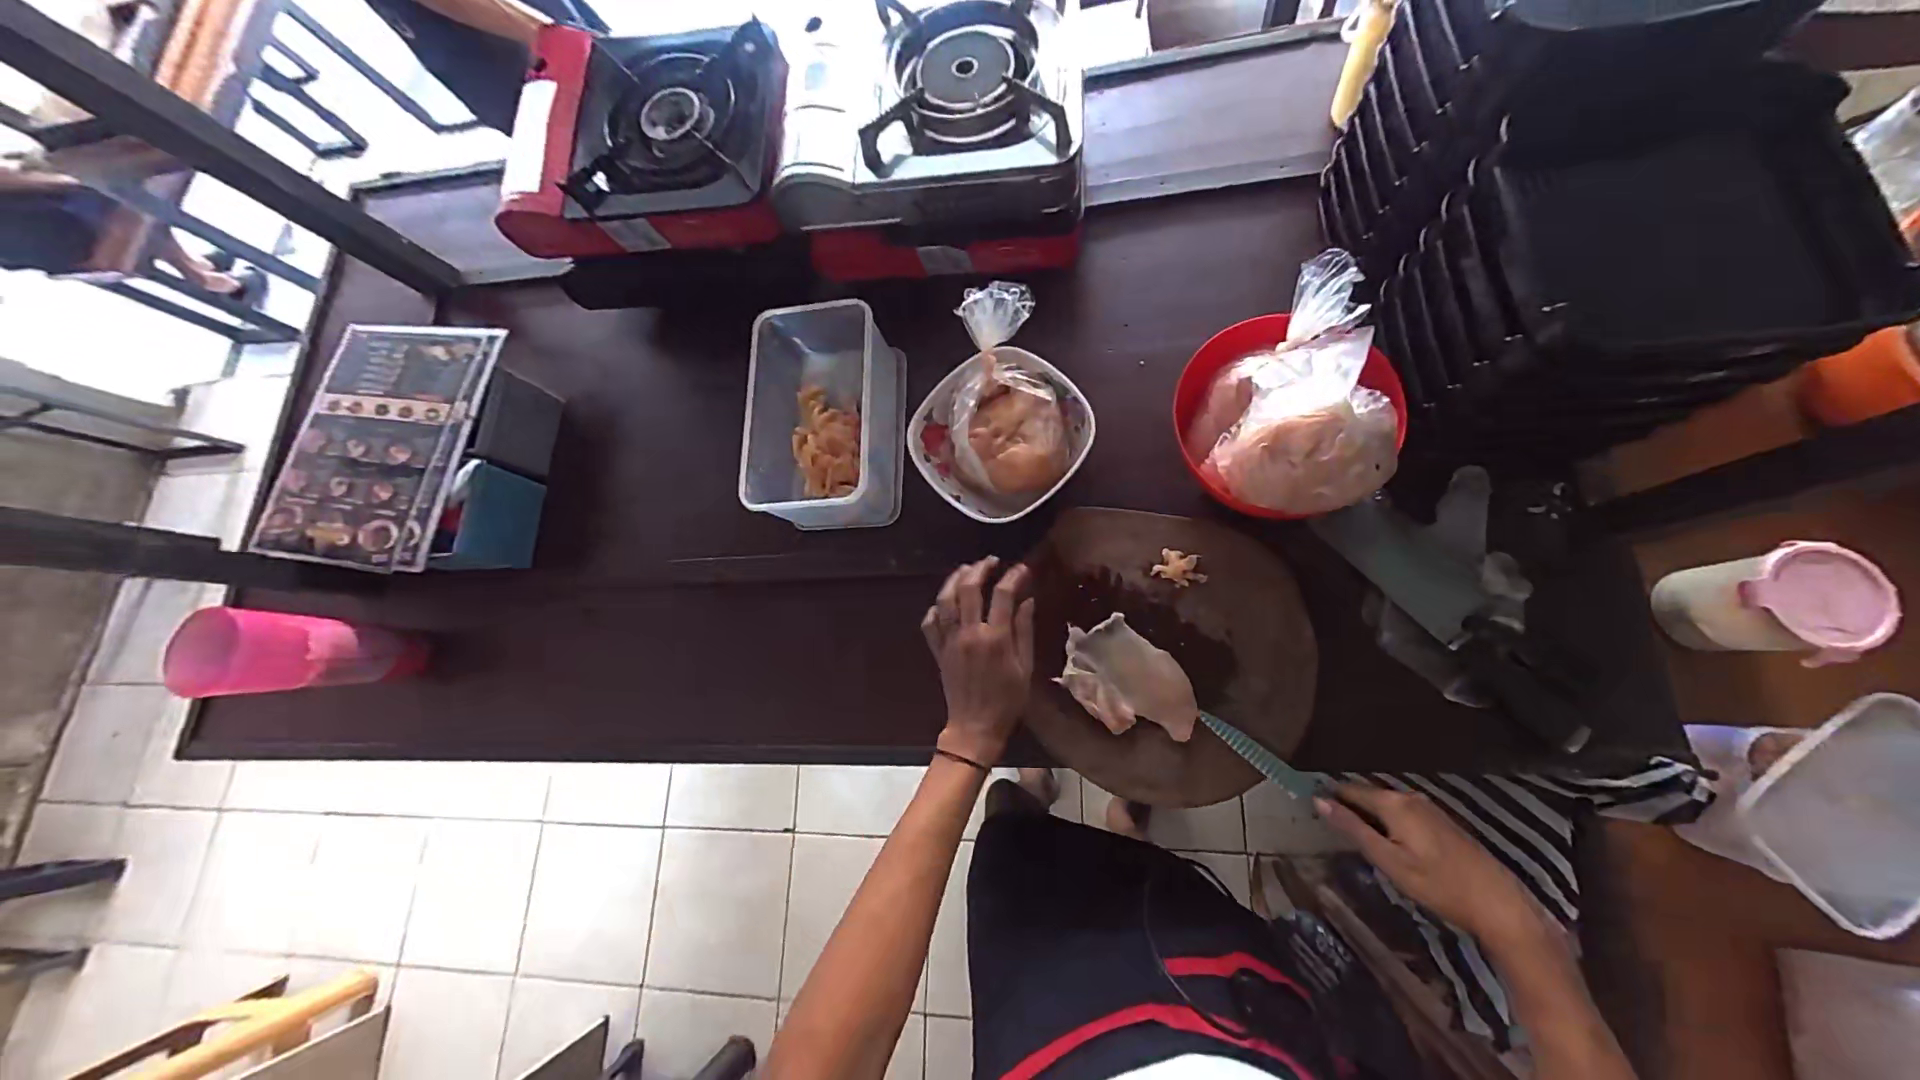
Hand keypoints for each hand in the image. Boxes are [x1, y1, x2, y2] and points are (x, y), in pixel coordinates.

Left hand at [922, 557, 1034, 764]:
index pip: (1003, 594)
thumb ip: (1025, 631)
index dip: (1013, 576)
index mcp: (996, 638)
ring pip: (945, 600)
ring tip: (965, 570)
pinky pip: (930, 623)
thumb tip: (1027, 600)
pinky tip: (944, 602)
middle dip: (979, 569)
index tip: (1020, 569)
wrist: (975, 726)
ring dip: (954, 580)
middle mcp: (970, 633)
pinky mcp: (938, 651)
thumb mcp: (1026, 667)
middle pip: (969, 589)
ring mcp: (950, 641)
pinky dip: (935, 608)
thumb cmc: (1007, 700)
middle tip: (990, 562)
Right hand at [1316, 784, 1539, 943]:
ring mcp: (1429, 809)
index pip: (1349, 789)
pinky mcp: (1442, 822)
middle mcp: (1409, 797)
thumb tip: (1319, 801)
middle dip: (1347, 805)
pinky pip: (1402, 813)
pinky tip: (1385, 840)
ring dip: (1367, 814)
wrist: (1500, 906)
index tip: (1308, 807)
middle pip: (1367, 794)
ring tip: (1351, 833)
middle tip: (1327, 825)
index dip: (1328, 797)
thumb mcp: (1388, 860)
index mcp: (1393, 803)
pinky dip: (1387, 821)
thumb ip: (1353, 828)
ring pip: (1385, 804)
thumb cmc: (1439, 885)